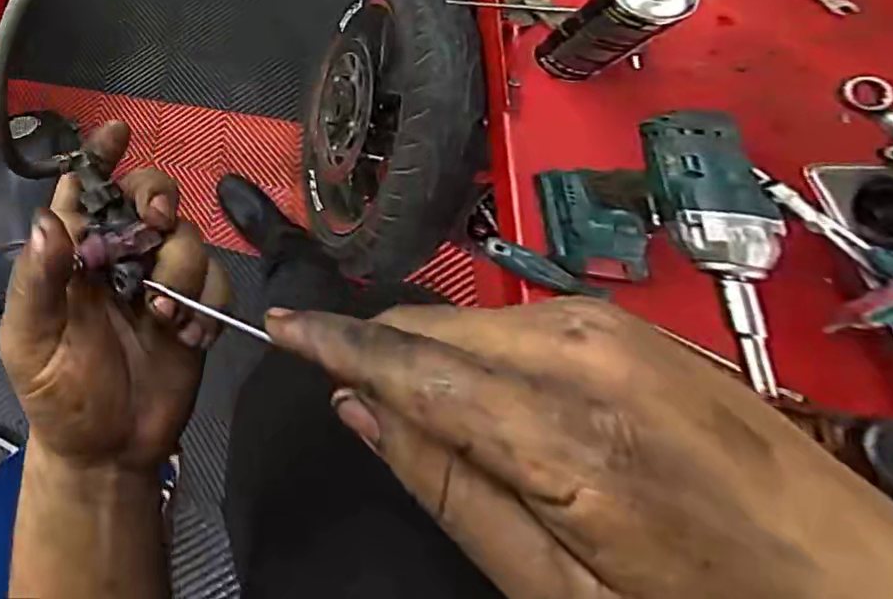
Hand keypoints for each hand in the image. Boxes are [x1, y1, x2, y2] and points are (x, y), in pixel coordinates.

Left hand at [0, 121, 231, 470]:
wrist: (107, 449)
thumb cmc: (56, 389)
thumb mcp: (31, 337)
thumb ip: (38, 279)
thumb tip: (49, 221)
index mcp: (71, 248)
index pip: (83, 186)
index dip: (100, 154)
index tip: (119, 132)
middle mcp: (116, 251)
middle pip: (146, 194)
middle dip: (157, 198)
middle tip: (158, 224)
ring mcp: (157, 276)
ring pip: (187, 235)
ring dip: (181, 269)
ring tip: (159, 314)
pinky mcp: (194, 306)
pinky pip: (217, 280)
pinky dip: (208, 302)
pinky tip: (186, 335)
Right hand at [268, 297, 892, 598]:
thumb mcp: (563, 593)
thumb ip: (443, 485)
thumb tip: (354, 405)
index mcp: (564, 425)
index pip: (402, 362)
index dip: (327, 341)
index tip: (274, 325)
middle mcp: (575, 346)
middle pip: (422, 329)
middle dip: (378, 356)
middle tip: (357, 400)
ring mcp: (603, 324)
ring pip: (455, 321)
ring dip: (424, 357)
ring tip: (439, 419)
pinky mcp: (619, 321)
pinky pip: (500, 322)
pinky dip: (469, 352)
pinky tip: (492, 400)